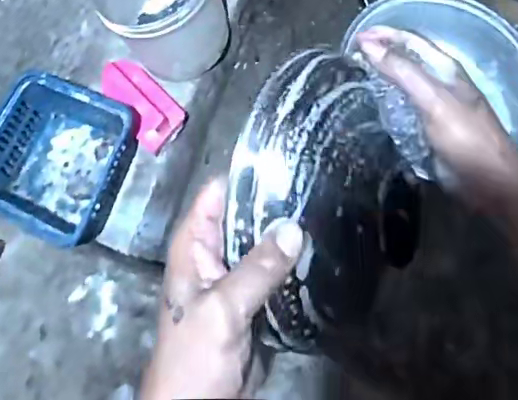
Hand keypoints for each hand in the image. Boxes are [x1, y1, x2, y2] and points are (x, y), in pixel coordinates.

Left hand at [139, 176, 303, 399]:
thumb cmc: (194, 354)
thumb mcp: (224, 308)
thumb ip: (258, 268)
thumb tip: (293, 227)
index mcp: (193, 241)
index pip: (218, 192)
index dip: (247, 175)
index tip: (284, 162)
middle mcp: (211, 252)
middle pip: (243, 217)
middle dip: (274, 207)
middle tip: (316, 189)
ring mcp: (230, 279)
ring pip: (260, 247)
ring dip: (285, 239)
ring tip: (324, 215)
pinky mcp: (250, 305)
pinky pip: (271, 277)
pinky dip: (289, 269)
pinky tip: (318, 258)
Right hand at [356, 25, 517, 216]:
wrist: (492, 187)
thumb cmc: (467, 138)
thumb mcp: (433, 99)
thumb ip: (401, 70)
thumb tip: (367, 44)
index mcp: (445, 68)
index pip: (410, 39)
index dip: (383, 34)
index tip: (355, 37)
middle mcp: (438, 82)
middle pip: (404, 58)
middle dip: (378, 53)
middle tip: (350, 56)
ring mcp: (433, 105)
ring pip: (401, 82)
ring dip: (379, 76)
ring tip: (354, 77)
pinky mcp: (427, 127)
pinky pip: (401, 106)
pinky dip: (384, 100)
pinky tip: (370, 104)